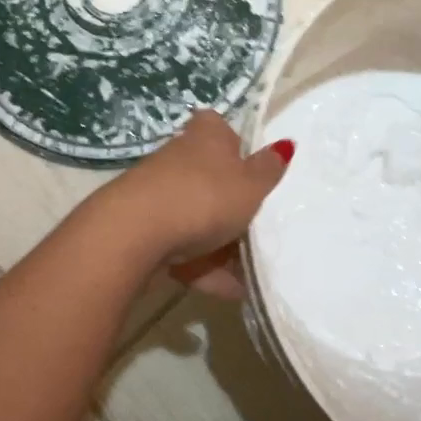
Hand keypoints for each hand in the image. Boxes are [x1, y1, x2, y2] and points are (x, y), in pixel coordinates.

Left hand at [103, 110, 290, 296]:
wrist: (135, 234)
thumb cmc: (203, 197)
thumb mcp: (250, 185)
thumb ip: (269, 169)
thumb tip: (285, 145)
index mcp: (206, 135)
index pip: (222, 129)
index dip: (238, 148)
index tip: (255, 172)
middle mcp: (180, 157)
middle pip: (213, 179)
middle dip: (236, 208)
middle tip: (263, 231)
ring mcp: (160, 194)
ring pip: (199, 218)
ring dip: (224, 246)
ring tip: (253, 275)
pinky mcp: (146, 230)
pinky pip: (184, 248)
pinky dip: (204, 267)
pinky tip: (229, 292)